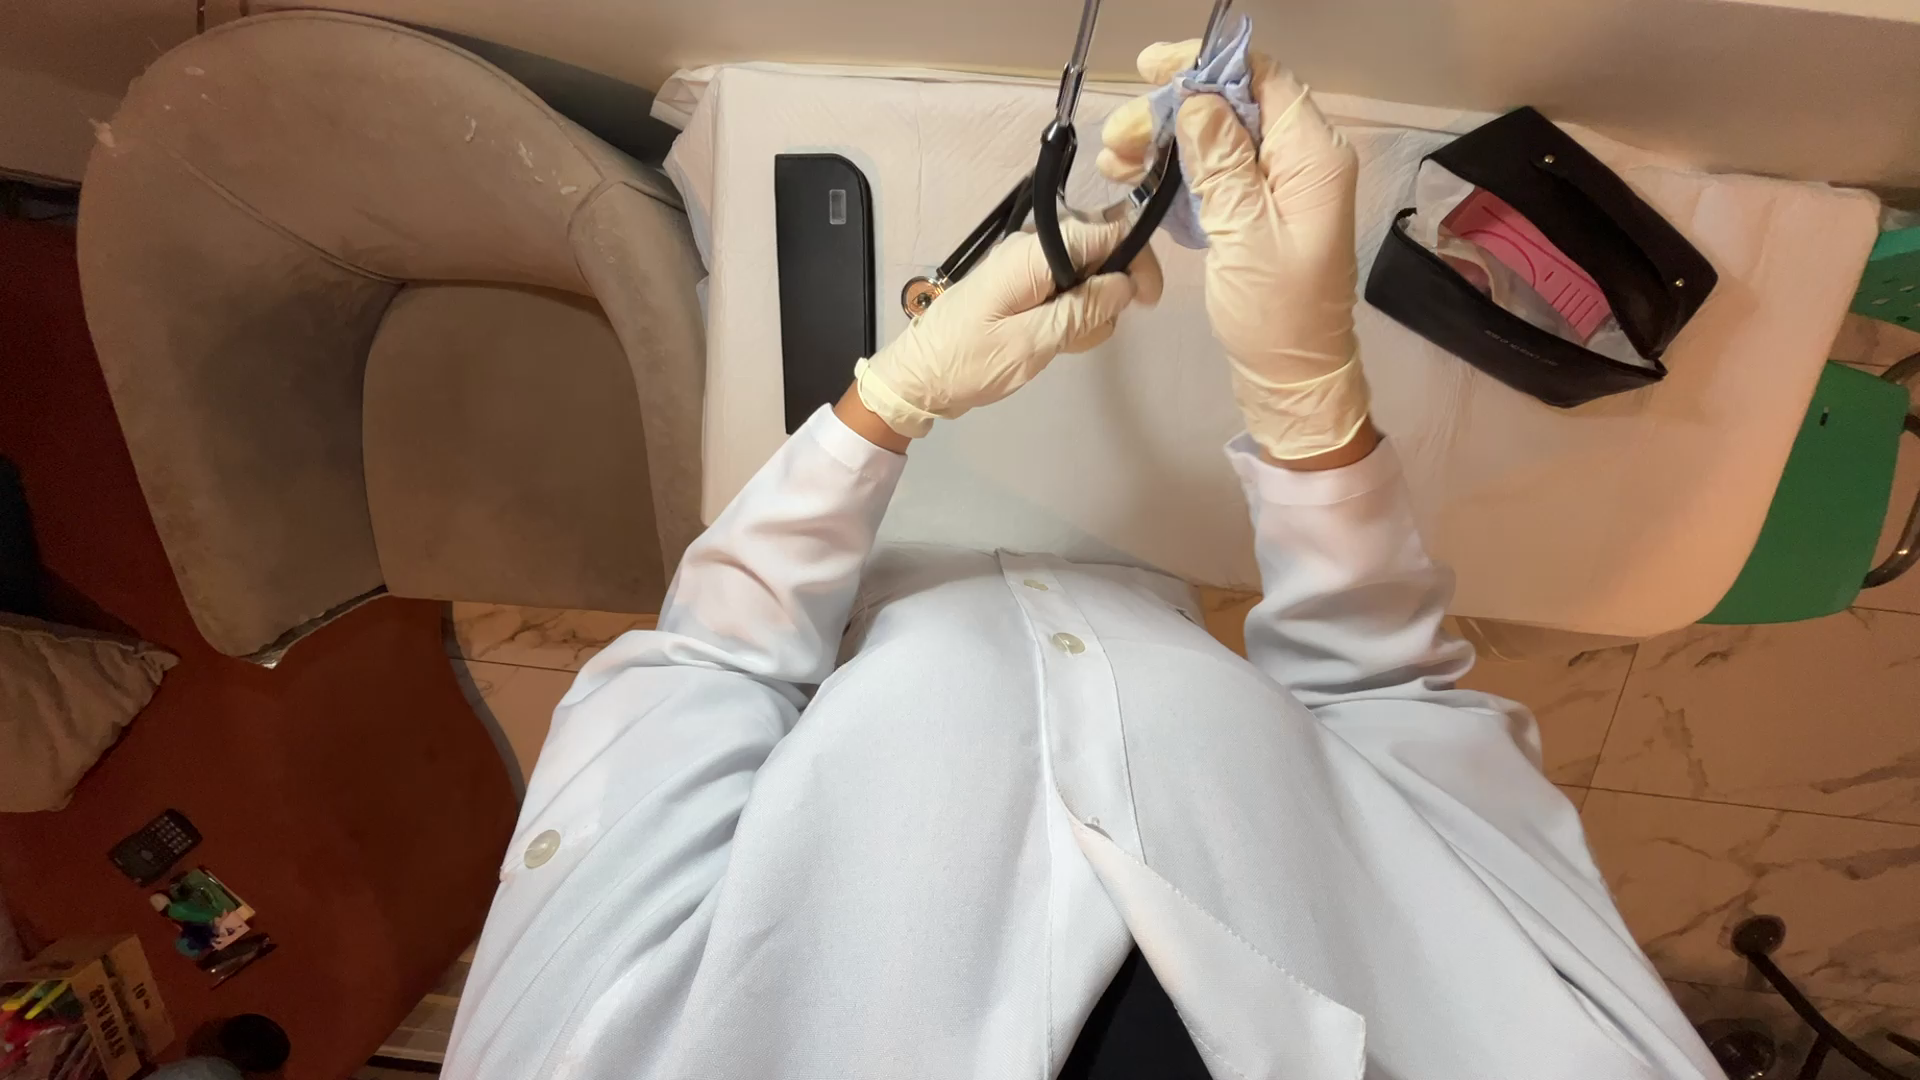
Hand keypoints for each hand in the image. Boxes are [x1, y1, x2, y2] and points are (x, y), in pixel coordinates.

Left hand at [853, 217, 1162, 439]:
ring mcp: (1027, 270)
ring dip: (1087, 314)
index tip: (1147, 300)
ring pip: (1085, 278)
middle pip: (1100, 252)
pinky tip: (1053, 344)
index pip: (1107, 230)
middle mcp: (1032, 250)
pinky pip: (1063, 294)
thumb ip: (1081, 310)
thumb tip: (1125, 284)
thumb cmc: (968, 362)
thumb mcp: (1030, 343)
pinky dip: (1069, 319)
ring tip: (1060, 345)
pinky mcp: (1022, 290)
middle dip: (1108, 293)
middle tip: (1087, 333)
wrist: (919, 379)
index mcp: (1034, 252)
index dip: (1136, 260)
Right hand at [1098, 40, 1370, 462]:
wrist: (1289, 376)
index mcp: (1311, 158)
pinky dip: (1174, 178)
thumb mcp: (1245, 237)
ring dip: (1165, 146)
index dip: (1206, 65)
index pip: (1261, 80)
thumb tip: (1200, 102)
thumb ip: (1224, 166)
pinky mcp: (1252, 219)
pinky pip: (1213, 181)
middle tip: (1118, 139)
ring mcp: (1274, 193)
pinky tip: (1137, 182)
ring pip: (1216, 145)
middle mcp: (1296, 164)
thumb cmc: (1274, 315)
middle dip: (1172, 113)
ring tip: (1115, 160)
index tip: (1150, 68)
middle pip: (1231, 110)